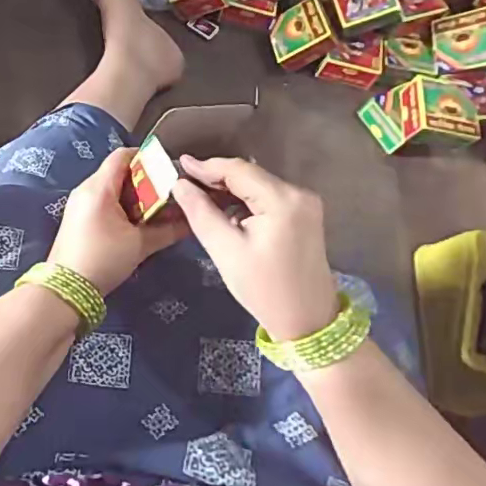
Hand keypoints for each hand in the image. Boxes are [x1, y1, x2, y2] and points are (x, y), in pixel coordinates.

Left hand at [48, 147, 188, 293]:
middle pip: (118, 172)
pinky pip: (102, 202)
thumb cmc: (103, 260)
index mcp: (99, 188)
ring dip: (134, 197)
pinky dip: (120, 207)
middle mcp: (86, 189)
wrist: (66, 290)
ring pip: (111, 189)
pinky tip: (135, 224)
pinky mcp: (77, 218)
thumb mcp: (140, 245)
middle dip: (144, 182)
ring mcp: (79, 204)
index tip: (167, 172)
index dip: (146, 158)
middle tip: (167, 196)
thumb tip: (192, 222)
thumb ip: (168, 230)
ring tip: (155, 213)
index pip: (122, 156)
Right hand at [172, 156, 337, 340]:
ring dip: (230, 189)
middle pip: (250, 175)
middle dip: (217, 177)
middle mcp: (299, 193)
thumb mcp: (225, 251)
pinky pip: (269, 197)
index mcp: (283, 200)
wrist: (307, 321)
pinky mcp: (305, 215)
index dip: (206, 166)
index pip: (238, 170)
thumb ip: (201, 212)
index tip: (179, 164)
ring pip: (258, 185)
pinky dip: (246, 200)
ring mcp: (306, 203)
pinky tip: (226, 210)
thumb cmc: (263, 289)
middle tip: (184, 182)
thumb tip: (180, 184)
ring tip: (199, 196)